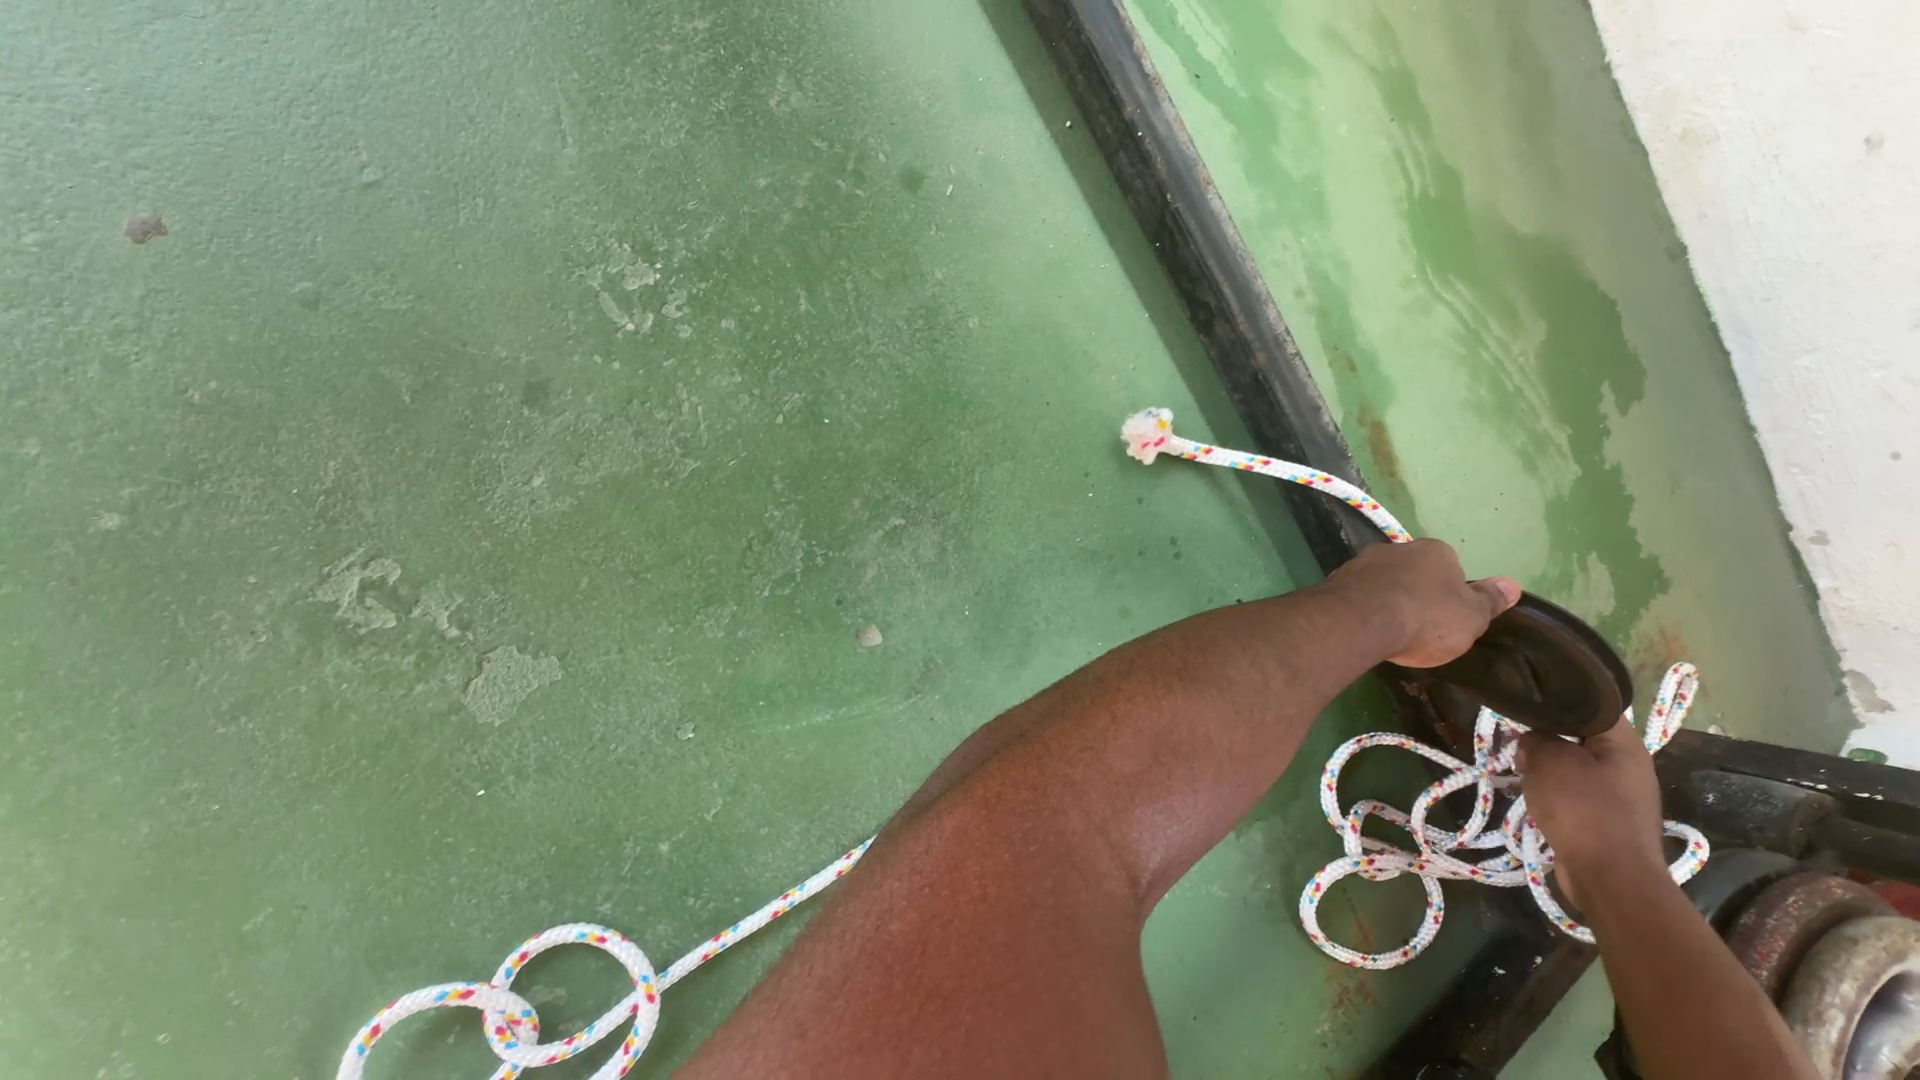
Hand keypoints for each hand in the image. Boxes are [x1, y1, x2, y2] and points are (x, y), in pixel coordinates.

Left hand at [1324, 538, 1519, 667]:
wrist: (1361, 620)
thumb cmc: (1426, 618)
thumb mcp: (1471, 616)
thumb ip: (1489, 600)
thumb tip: (1512, 584)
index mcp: (1434, 551)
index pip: (1448, 565)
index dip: (1448, 591)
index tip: (1444, 615)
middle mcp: (1396, 548)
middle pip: (1410, 570)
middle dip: (1412, 592)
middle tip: (1415, 624)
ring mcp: (1361, 562)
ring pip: (1380, 580)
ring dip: (1383, 598)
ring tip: (1387, 629)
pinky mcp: (1335, 581)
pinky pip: (1355, 594)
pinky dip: (1360, 608)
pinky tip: (1362, 629)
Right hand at [1518, 719, 1668, 908]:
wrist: (1610, 877)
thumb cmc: (1583, 809)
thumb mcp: (1550, 760)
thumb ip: (1536, 739)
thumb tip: (1531, 741)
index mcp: (1625, 744)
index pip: (1590, 705)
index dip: (1555, 700)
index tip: (1523, 703)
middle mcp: (1628, 765)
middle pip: (1579, 737)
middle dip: (1545, 738)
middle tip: (1516, 741)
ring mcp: (1620, 795)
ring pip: (1574, 766)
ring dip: (1546, 768)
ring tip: (1520, 770)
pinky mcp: (1607, 819)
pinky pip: (1574, 793)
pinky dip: (1553, 792)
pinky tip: (1533, 797)